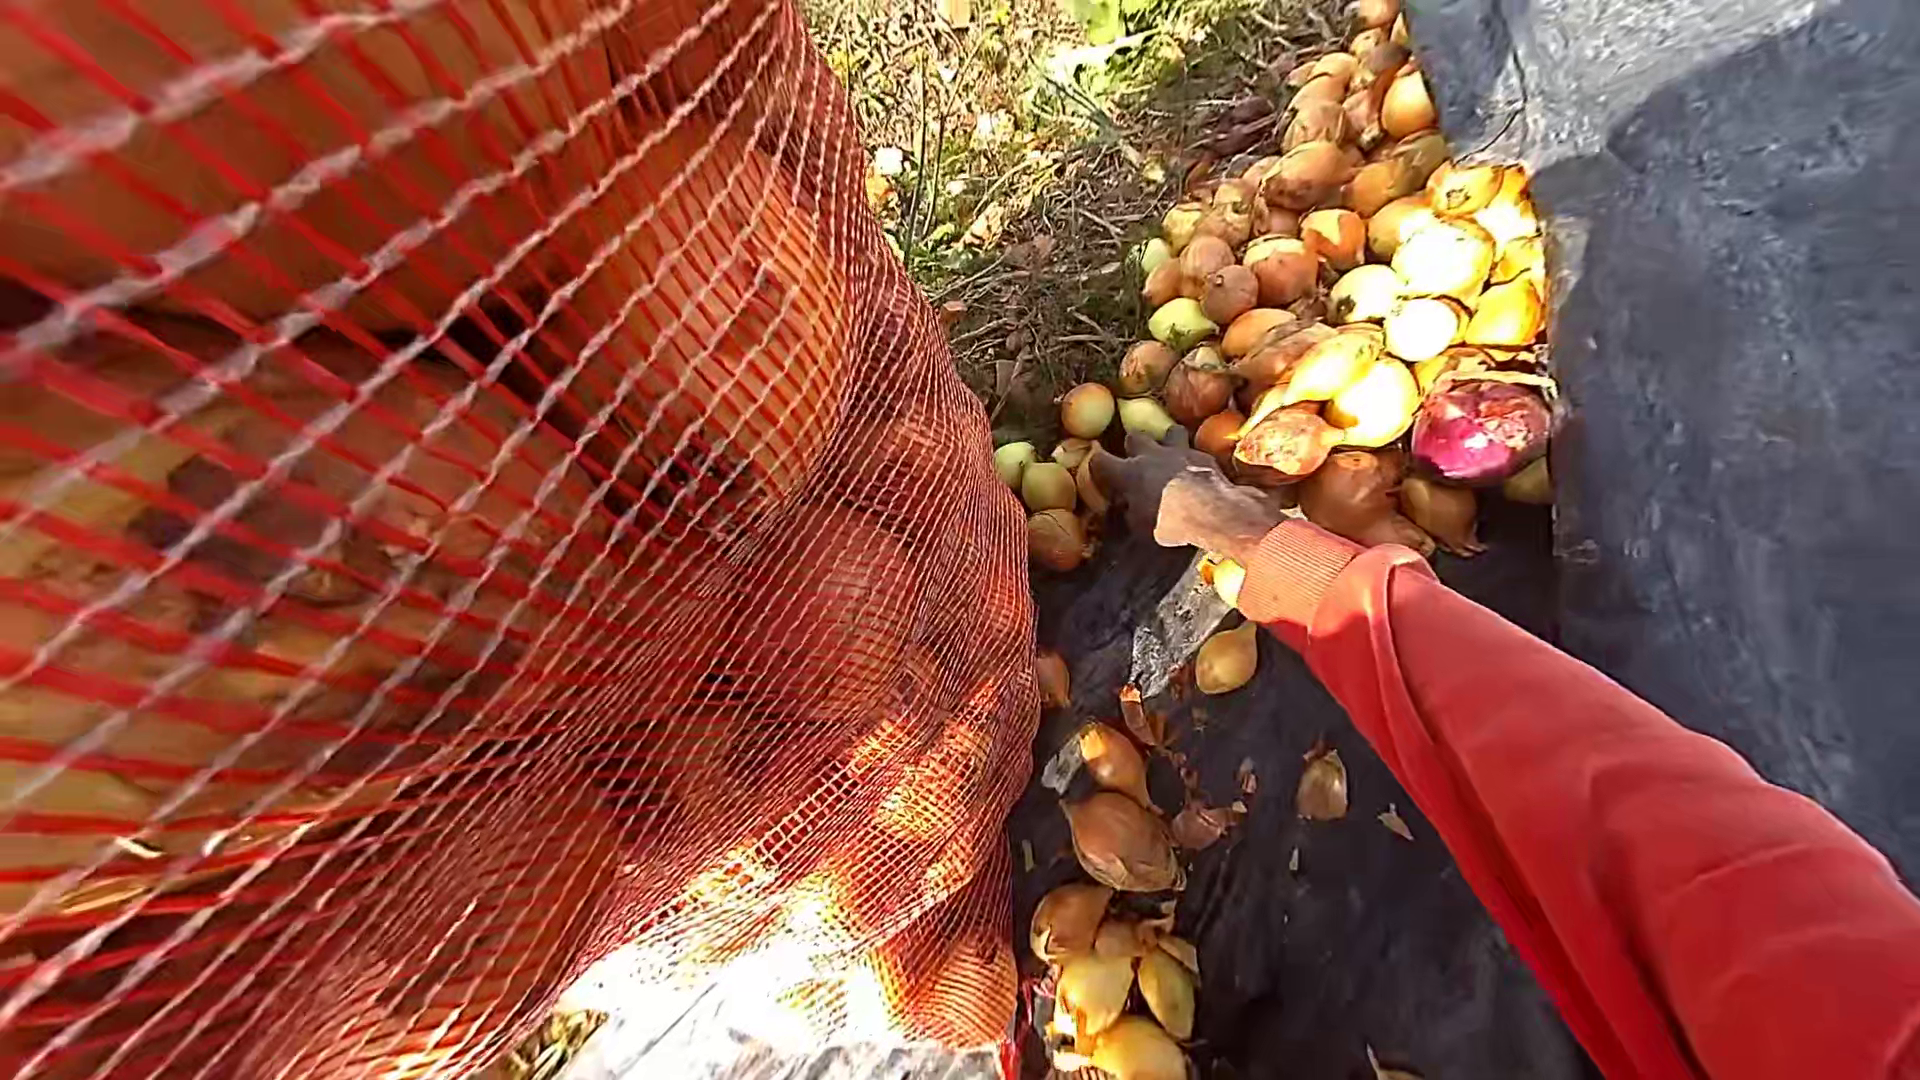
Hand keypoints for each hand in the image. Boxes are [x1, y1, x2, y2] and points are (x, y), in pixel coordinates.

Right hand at [1089, 426, 1287, 560]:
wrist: (1212, 512)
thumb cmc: (1168, 523)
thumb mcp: (1140, 527)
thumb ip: (1130, 511)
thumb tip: (1128, 507)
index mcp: (1128, 473)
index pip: (1100, 460)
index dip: (1096, 462)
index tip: (1098, 466)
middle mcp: (1151, 456)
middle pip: (1134, 437)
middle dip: (1133, 445)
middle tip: (1136, 457)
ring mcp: (1179, 452)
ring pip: (1169, 432)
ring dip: (1167, 441)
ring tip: (1170, 453)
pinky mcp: (1203, 456)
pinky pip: (1194, 451)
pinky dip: (1193, 460)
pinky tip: (1197, 472)